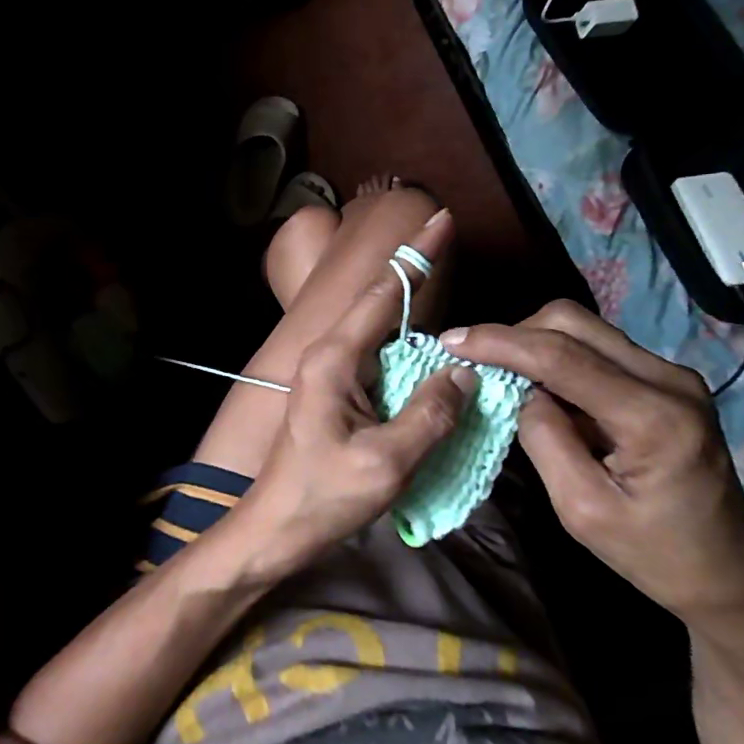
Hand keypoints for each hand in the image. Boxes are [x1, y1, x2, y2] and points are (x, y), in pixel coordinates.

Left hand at [230, 210, 477, 580]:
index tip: (440, 218)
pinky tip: (437, 353)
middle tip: (449, 240)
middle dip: (415, 272)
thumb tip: (465, 370)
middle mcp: (329, 355)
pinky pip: (381, 360)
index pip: (381, 295)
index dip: (415, 256)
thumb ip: (430, 413)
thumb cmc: (325, 496)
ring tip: (452, 290)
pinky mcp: (339, 393)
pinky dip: (411, 351)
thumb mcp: (387, 462)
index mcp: (334, 359)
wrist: (278, 525)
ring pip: (382, 332)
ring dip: (416, 314)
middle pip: (380, 304)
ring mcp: (332, 373)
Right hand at [439, 302, 743, 630]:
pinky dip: (556, 356)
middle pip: (572, 323)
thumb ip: (543, 439)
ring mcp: (672, 377)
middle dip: (514, 334)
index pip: (560, 355)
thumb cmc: (655, 555)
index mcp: (653, 417)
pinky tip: (537, 384)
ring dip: (534, 342)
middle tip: (474, 361)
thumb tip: (518, 390)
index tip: (450, 341)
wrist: (730, 577)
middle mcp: (669, 380)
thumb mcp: (581, 509)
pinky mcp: (666, 382)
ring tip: (499, 372)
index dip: (499, 342)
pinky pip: (597, 348)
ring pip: (584, 329)